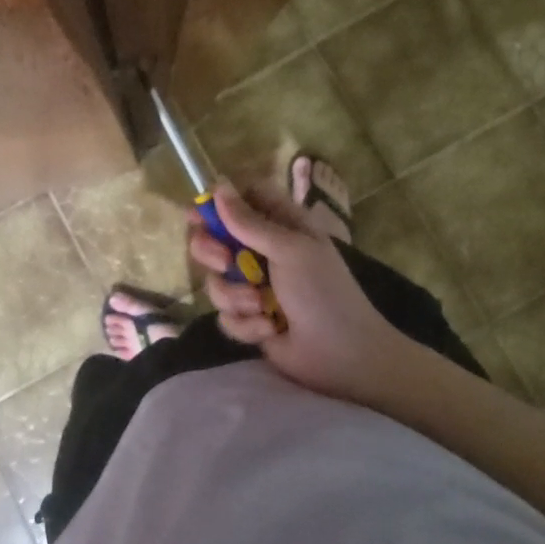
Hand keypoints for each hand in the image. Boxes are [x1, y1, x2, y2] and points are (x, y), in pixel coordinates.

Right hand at [189, 183, 411, 406]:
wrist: (343, 357)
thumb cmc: (323, 292)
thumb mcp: (290, 249)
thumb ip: (249, 221)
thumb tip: (218, 186)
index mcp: (279, 224)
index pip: (239, 198)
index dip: (217, 202)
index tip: (201, 216)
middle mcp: (261, 250)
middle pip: (213, 236)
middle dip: (211, 252)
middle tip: (225, 263)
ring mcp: (252, 285)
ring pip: (214, 279)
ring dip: (234, 295)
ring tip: (260, 306)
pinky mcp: (247, 318)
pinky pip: (224, 314)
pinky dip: (244, 323)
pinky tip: (269, 330)